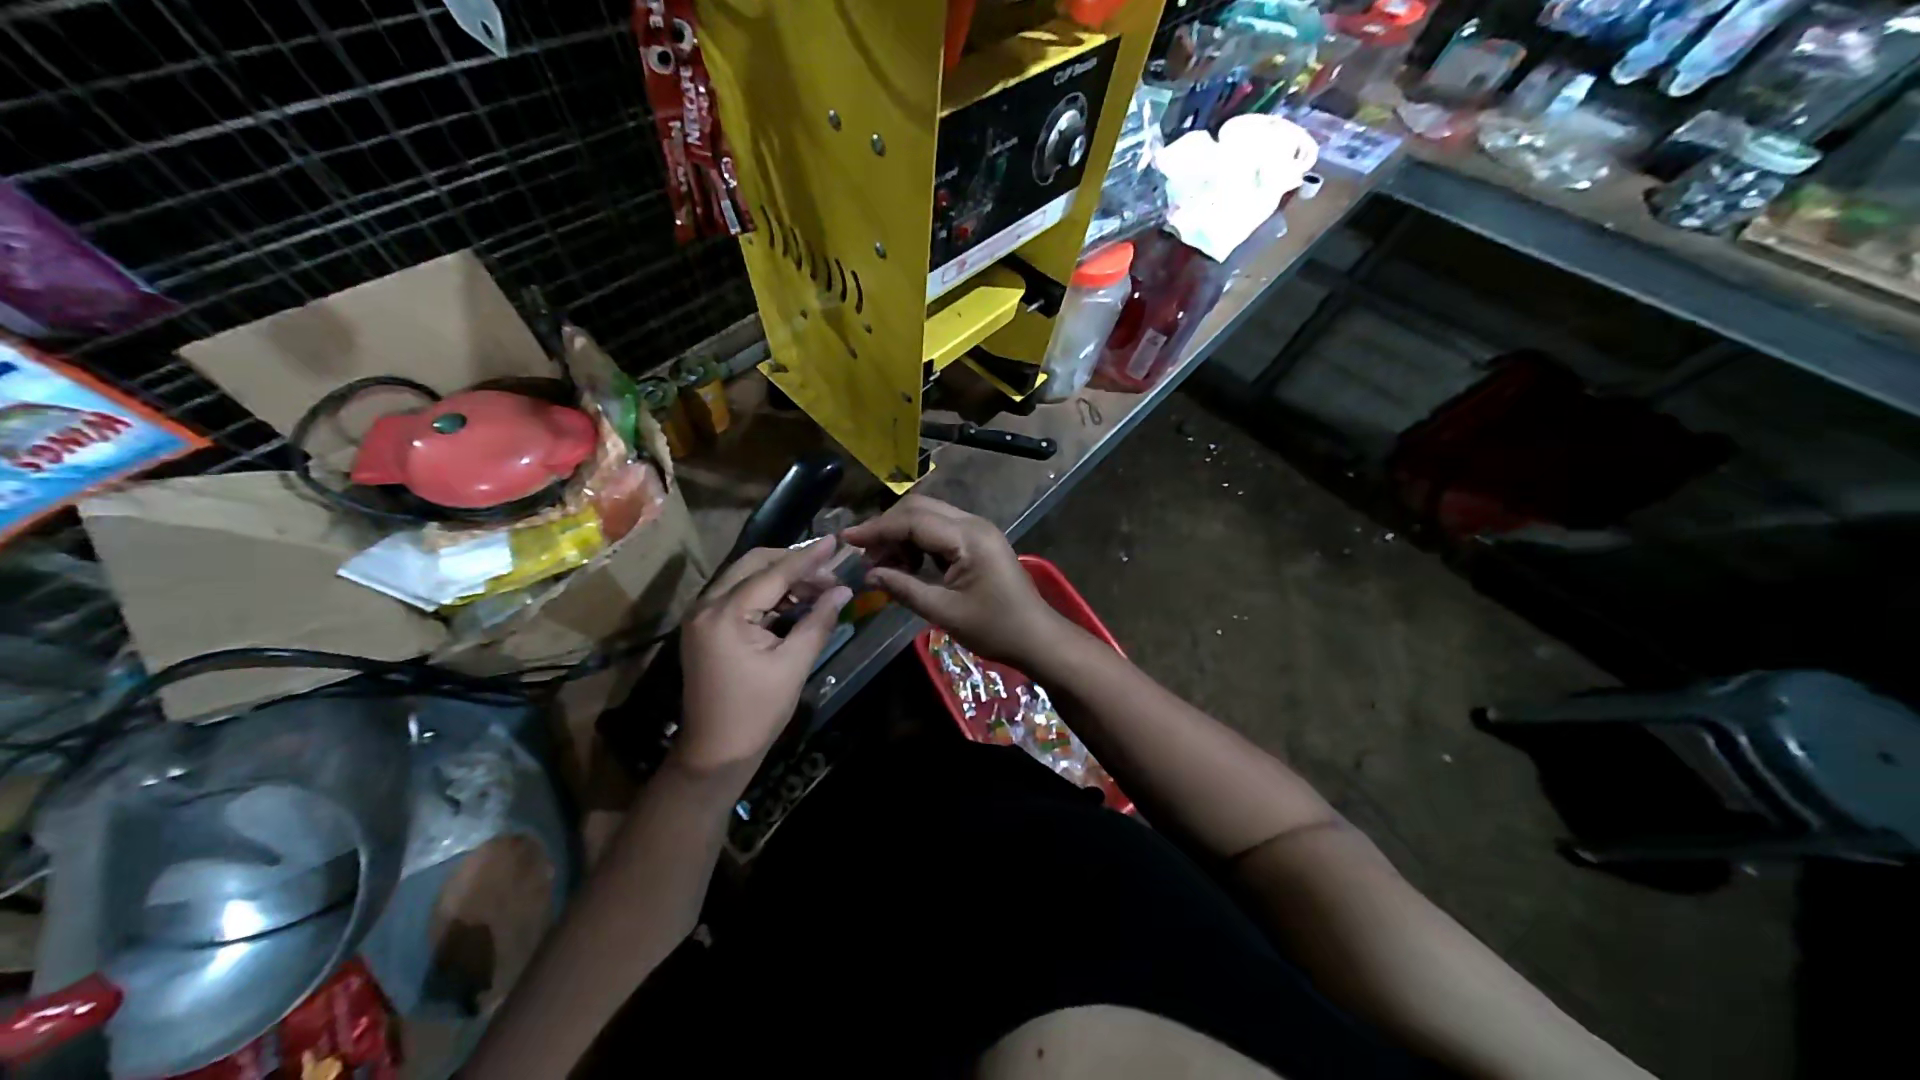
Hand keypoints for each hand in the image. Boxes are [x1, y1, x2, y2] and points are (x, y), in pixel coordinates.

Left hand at [676, 538, 851, 775]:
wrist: (715, 751)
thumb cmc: (757, 712)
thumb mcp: (793, 665)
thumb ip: (818, 621)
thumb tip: (843, 591)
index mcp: (725, 615)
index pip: (773, 574)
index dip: (807, 558)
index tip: (834, 542)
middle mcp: (706, 606)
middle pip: (753, 564)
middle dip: (793, 563)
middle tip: (829, 571)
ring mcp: (702, 615)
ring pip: (745, 577)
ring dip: (781, 577)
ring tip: (819, 587)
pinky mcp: (705, 626)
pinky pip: (738, 594)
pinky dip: (766, 592)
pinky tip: (794, 601)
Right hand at [841, 495, 1067, 664]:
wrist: (1037, 637)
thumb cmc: (995, 628)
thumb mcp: (945, 612)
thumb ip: (904, 588)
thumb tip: (869, 575)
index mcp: (968, 538)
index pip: (913, 520)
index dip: (877, 529)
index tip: (847, 539)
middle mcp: (973, 524)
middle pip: (919, 509)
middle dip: (887, 528)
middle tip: (863, 555)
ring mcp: (977, 531)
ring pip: (928, 518)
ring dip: (901, 535)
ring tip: (882, 565)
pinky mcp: (978, 542)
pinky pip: (940, 531)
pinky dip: (917, 543)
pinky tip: (905, 565)